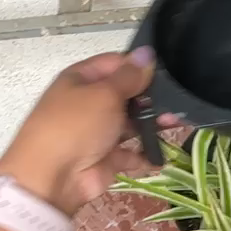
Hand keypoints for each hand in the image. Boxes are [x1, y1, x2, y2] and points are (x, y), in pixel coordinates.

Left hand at [0, 48, 181, 230]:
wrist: (53, 177)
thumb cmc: (76, 125)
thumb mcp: (104, 94)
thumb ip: (130, 77)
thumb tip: (147, 53)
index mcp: (82, 79)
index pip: (116, 64)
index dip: (140, 66)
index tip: (166, 72)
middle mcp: (91, 102)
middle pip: (127, 95)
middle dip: (151, 98)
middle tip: (177, 102)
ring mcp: (99, 132)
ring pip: (132, 124)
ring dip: (153, 124)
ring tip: (174, 124)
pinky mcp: (108, 158)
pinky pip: (132, 153)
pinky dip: (147, 154)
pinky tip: (163, 154)